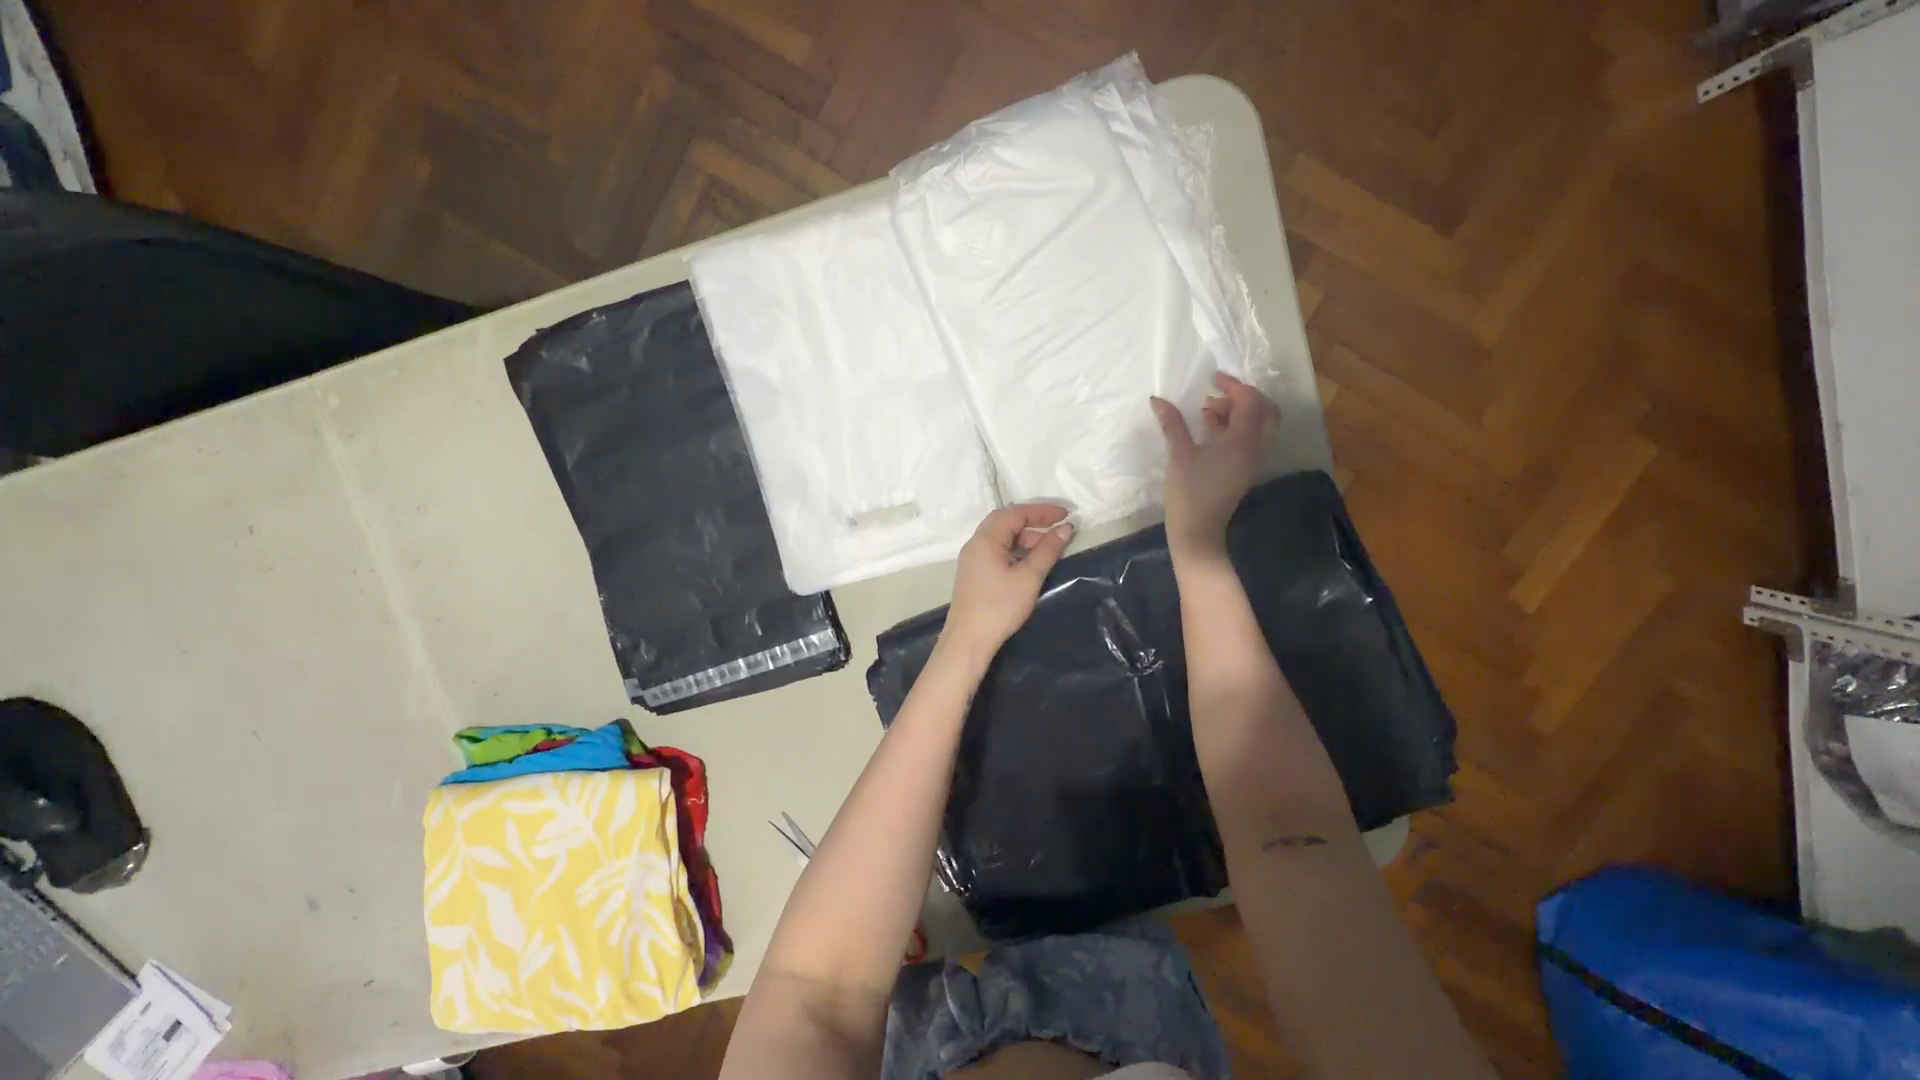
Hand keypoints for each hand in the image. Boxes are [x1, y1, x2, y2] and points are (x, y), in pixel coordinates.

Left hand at [941, 503, 1074, 657]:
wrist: (969, 640)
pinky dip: (1016, 551)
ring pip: (1001, 538)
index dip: (1042, 511)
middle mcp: (975, 544)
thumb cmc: (1000, 607)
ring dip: (1025, 538)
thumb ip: (1048, 550)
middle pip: (1006, 522)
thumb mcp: (1029, 577)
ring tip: (1048, 549)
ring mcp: (972, 559)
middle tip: (1057, 529)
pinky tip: (1030, 563)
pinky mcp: (974, 573)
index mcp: (985, 539)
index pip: (1015, 513)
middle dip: (1033, 522)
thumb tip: (1066, 528)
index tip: (1066, 514)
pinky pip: (997, 551)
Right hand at [1151, 372, 1278, 557]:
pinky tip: (1210, 426)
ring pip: (1259, 425)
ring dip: (1240, 411)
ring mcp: (1252, 461)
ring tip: (1209, 408)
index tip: (1213, 378)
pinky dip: (1236, 427)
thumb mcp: (1179, 455)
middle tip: (1218, 392)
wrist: (1198, 533)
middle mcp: (1255, 449)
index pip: (1250, 402)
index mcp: (1242, 442)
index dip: (1234, 386)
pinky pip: (1250, 439)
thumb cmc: (1188, 494)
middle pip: (1266, 411)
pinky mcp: (1244, 470)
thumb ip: (1172, 424)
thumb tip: (1157, 400)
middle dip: (1245, 397)